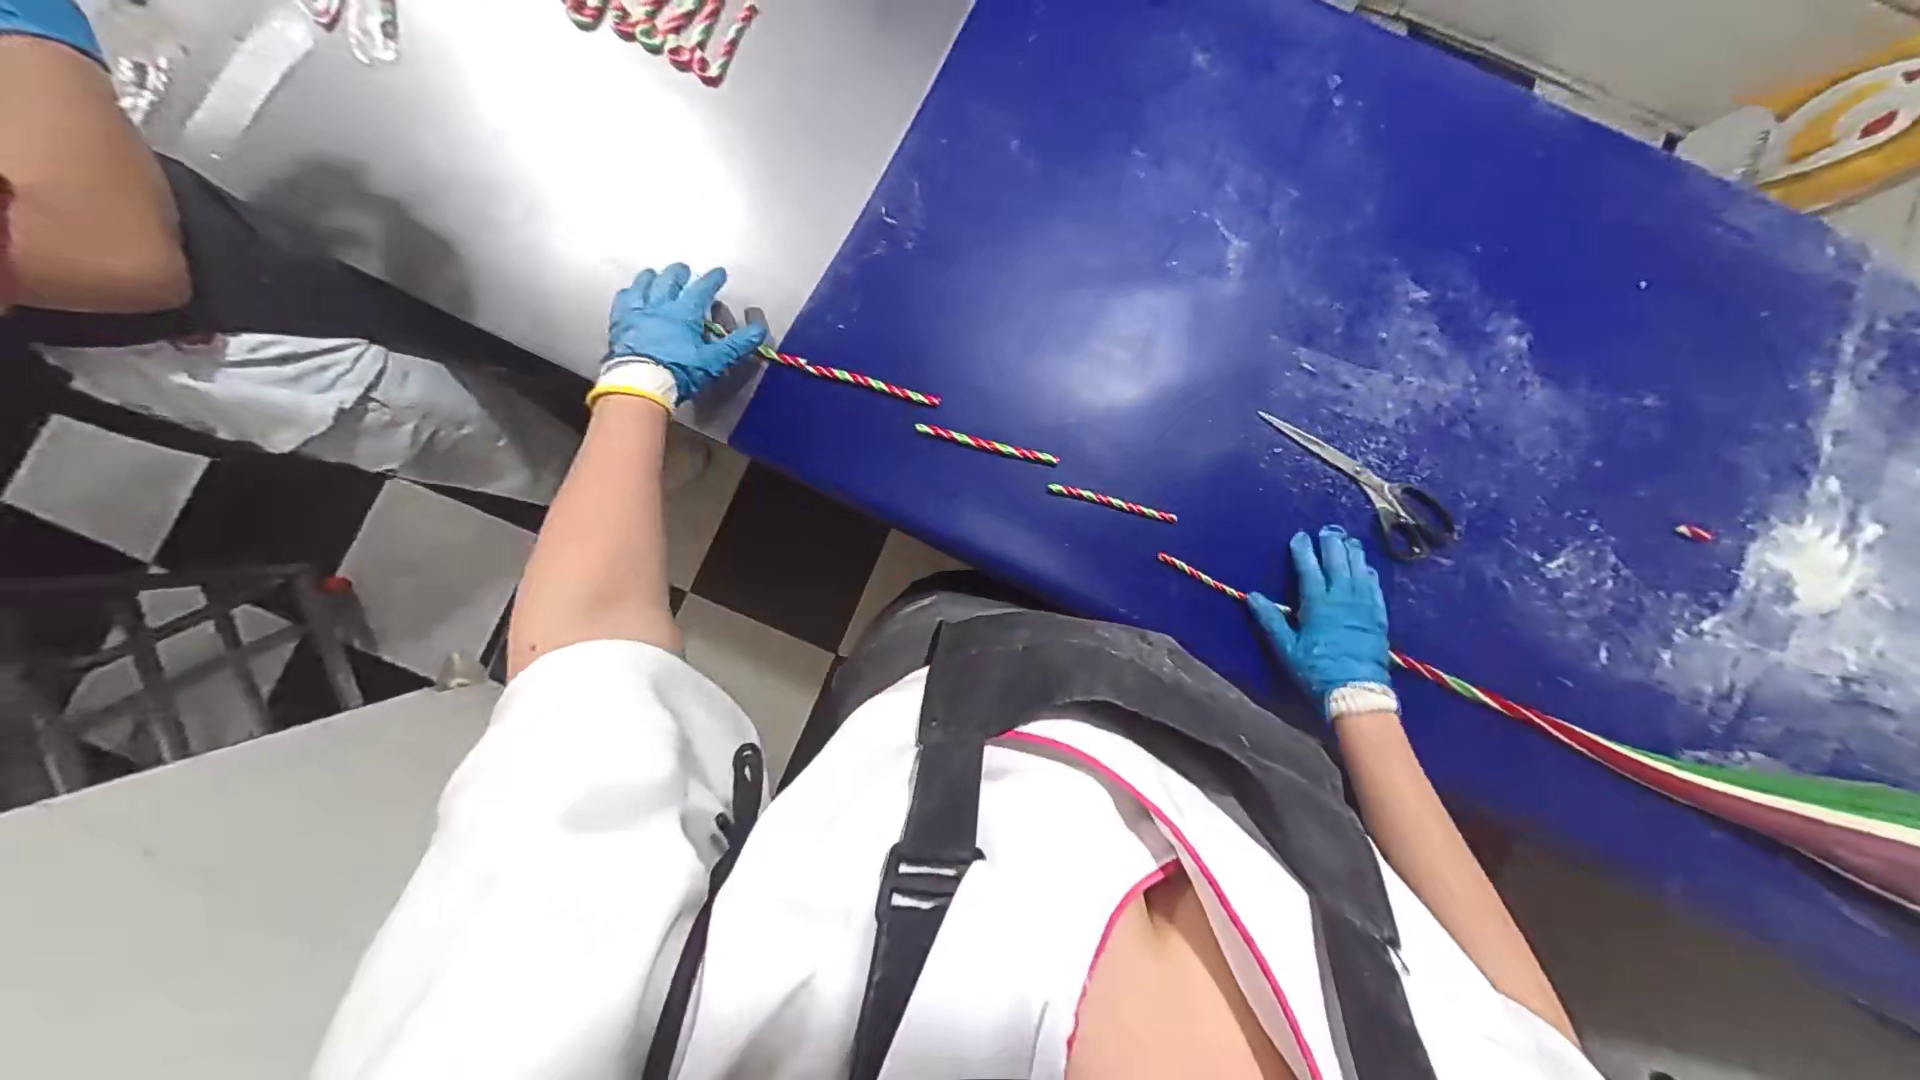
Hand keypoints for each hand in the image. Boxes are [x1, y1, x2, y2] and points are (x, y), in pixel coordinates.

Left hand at [598, 263, 767, 407]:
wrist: (640, 384)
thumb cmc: (679, 372)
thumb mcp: (714, 360)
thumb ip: (737, 344)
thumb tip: (759, 330)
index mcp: (685, 312)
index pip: (702, 289)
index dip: (712, 280)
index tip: (719, 273)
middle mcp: (660, 305)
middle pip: (669, 280)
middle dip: (679, 273)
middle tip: (684, 270)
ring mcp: (637, 312)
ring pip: (643, 285)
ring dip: (651, 277)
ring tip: (654, 274)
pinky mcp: (619, 323)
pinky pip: (623, 300)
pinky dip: (629, 293)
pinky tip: (630, 293)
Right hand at [1248, 525, 1392, 718]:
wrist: (1356, 691)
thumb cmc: (1316, 670)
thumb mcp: (1286, 648)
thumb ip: (1271, 620)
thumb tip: (1253, 596)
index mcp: (1317, 604)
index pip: (1309, 569)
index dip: (1303, 550)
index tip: (1299, 537)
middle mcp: (1342, 598)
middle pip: (1337, 563)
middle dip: (1331, 544)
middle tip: (1327, 530)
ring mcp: (1364, 606)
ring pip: (1358, 570)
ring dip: (1352, 553)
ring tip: (1348, 540)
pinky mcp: (1378, 617)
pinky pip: (1375, 588)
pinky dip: (1369, 573)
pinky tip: (1366, 567)